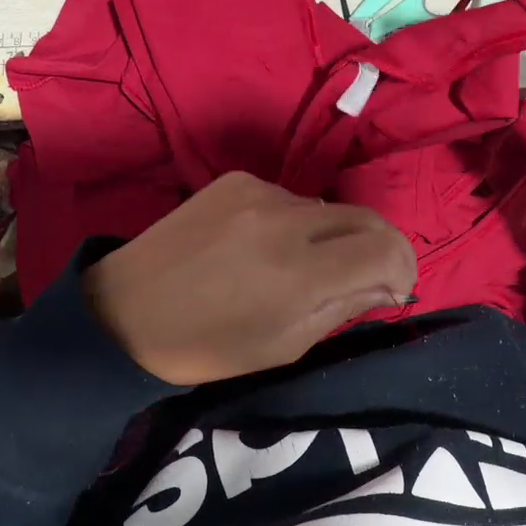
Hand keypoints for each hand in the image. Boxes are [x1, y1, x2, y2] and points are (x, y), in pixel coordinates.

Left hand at [81, 172, 417, 384]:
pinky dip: (295, 223)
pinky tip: (263, 248)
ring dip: (334, 236)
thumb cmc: (204, 346)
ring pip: (327, 208)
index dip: (404, 267)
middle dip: (381, 247)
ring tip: (302, 268)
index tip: (396, 288)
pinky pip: (290, 199)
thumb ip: (344, 307)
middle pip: (366, 218)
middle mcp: (286, 220)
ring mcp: (260, 191)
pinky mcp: (238, 178)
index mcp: (298, 274)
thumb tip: (390, 283)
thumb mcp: (283, 347)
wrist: (122, 310)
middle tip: (372, 276)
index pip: (386, 248)